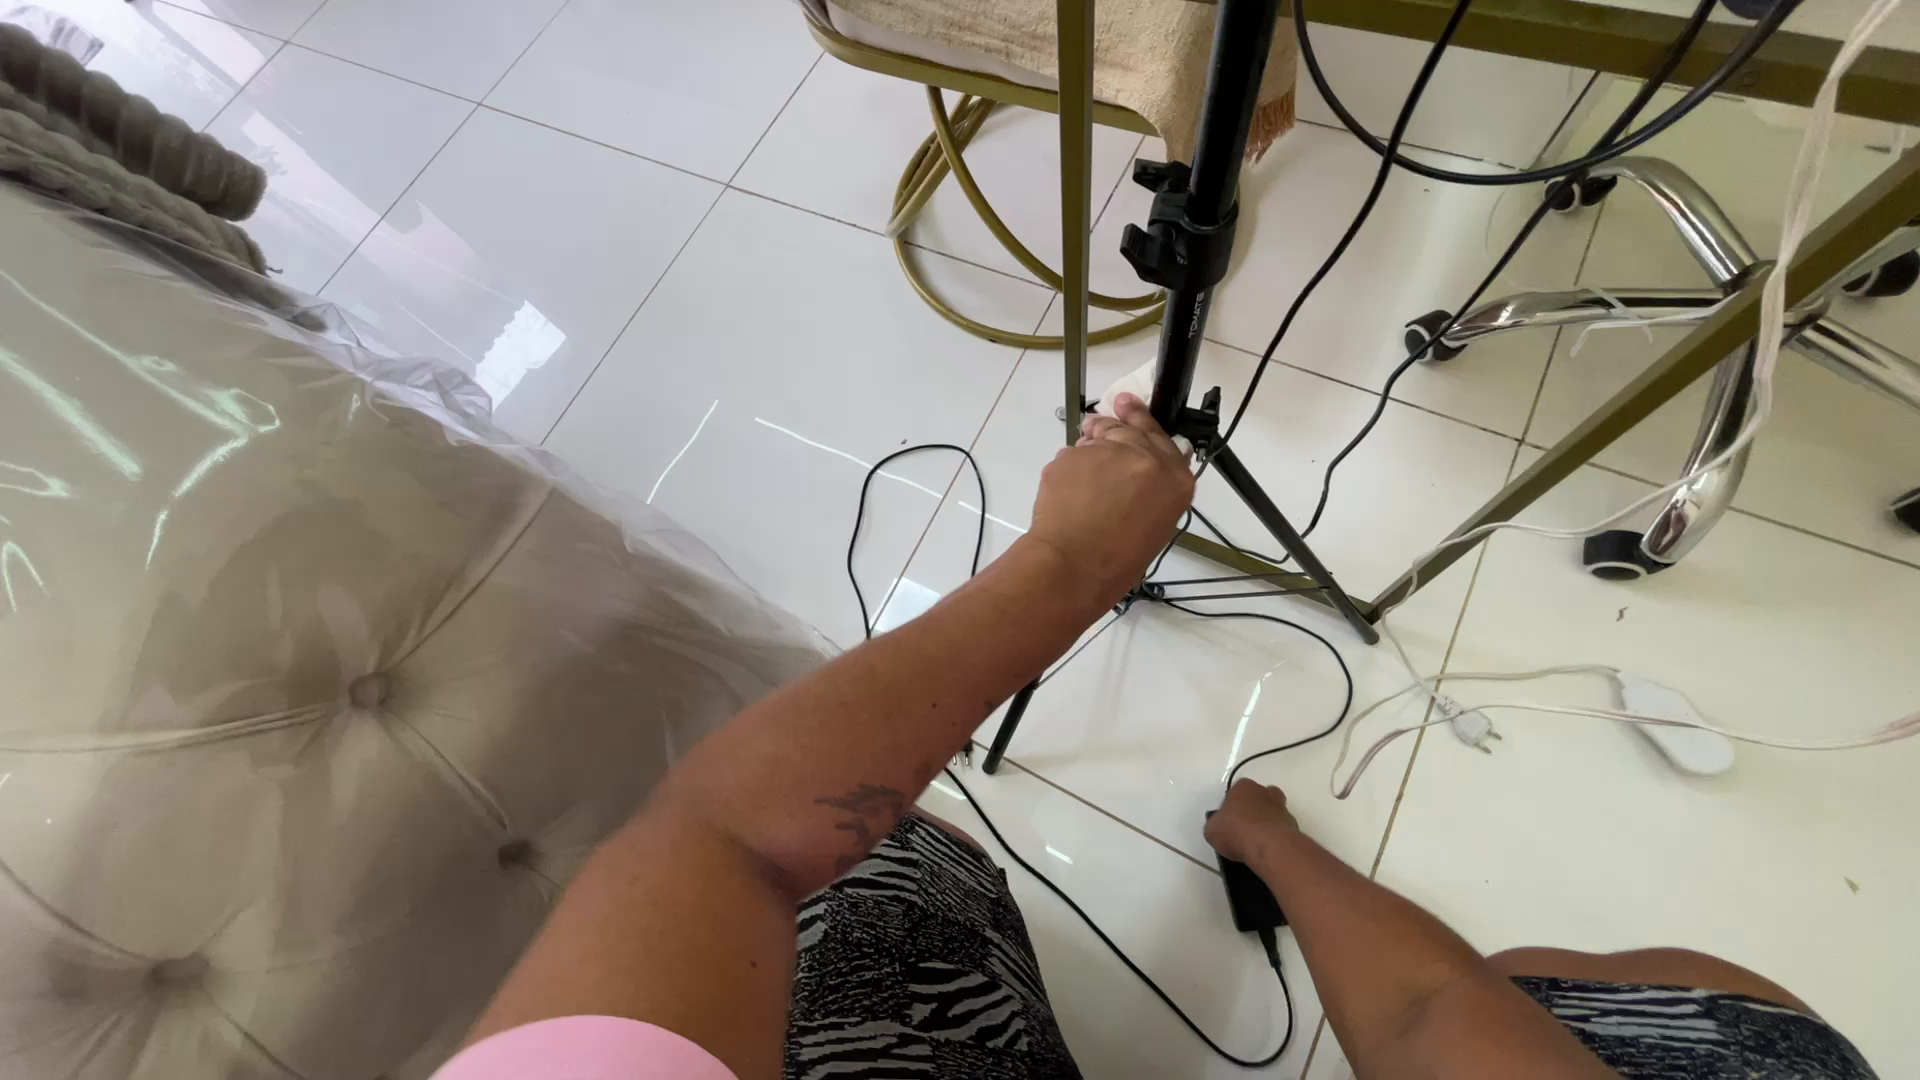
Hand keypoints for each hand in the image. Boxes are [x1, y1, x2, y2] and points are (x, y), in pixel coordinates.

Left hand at [1024, 392, 1194, 608]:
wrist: (1074, 565)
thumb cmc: (1117, 560)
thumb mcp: (1153, 525)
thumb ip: (1151, 490)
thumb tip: (1134, 475)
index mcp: (1176, 481)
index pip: (1164, 440)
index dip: (1145, 422)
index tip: (1131, 407)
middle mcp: (1147, 459)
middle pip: (1132, 429)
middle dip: (1118, 420)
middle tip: (1107, 413)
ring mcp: (1109, 452)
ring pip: (1098, 439)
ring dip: (1090, 445)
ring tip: (1082, 463)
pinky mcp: (1074, 455)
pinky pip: (1071, 456)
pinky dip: (1068, 469)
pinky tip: (1065, 490)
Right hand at [1205, 779, 1299, 863]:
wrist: (1269, 848)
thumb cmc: (1235, 832)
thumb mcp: (1212, 830)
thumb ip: (1216, 825)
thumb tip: (1220, 829)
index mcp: (1243, 787)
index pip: (1236, 791)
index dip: (1232, 806)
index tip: (1228, 821)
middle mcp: (1264, 792)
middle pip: (1259, 797)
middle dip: (1254, 809)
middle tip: (1245, 827)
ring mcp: (1282, 809)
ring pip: (1274, 812)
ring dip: (1267, 823)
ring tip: (1257, 842)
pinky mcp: (1294, 826)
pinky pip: (1282, 829)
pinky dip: (1276, 837)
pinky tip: (1268, 850)